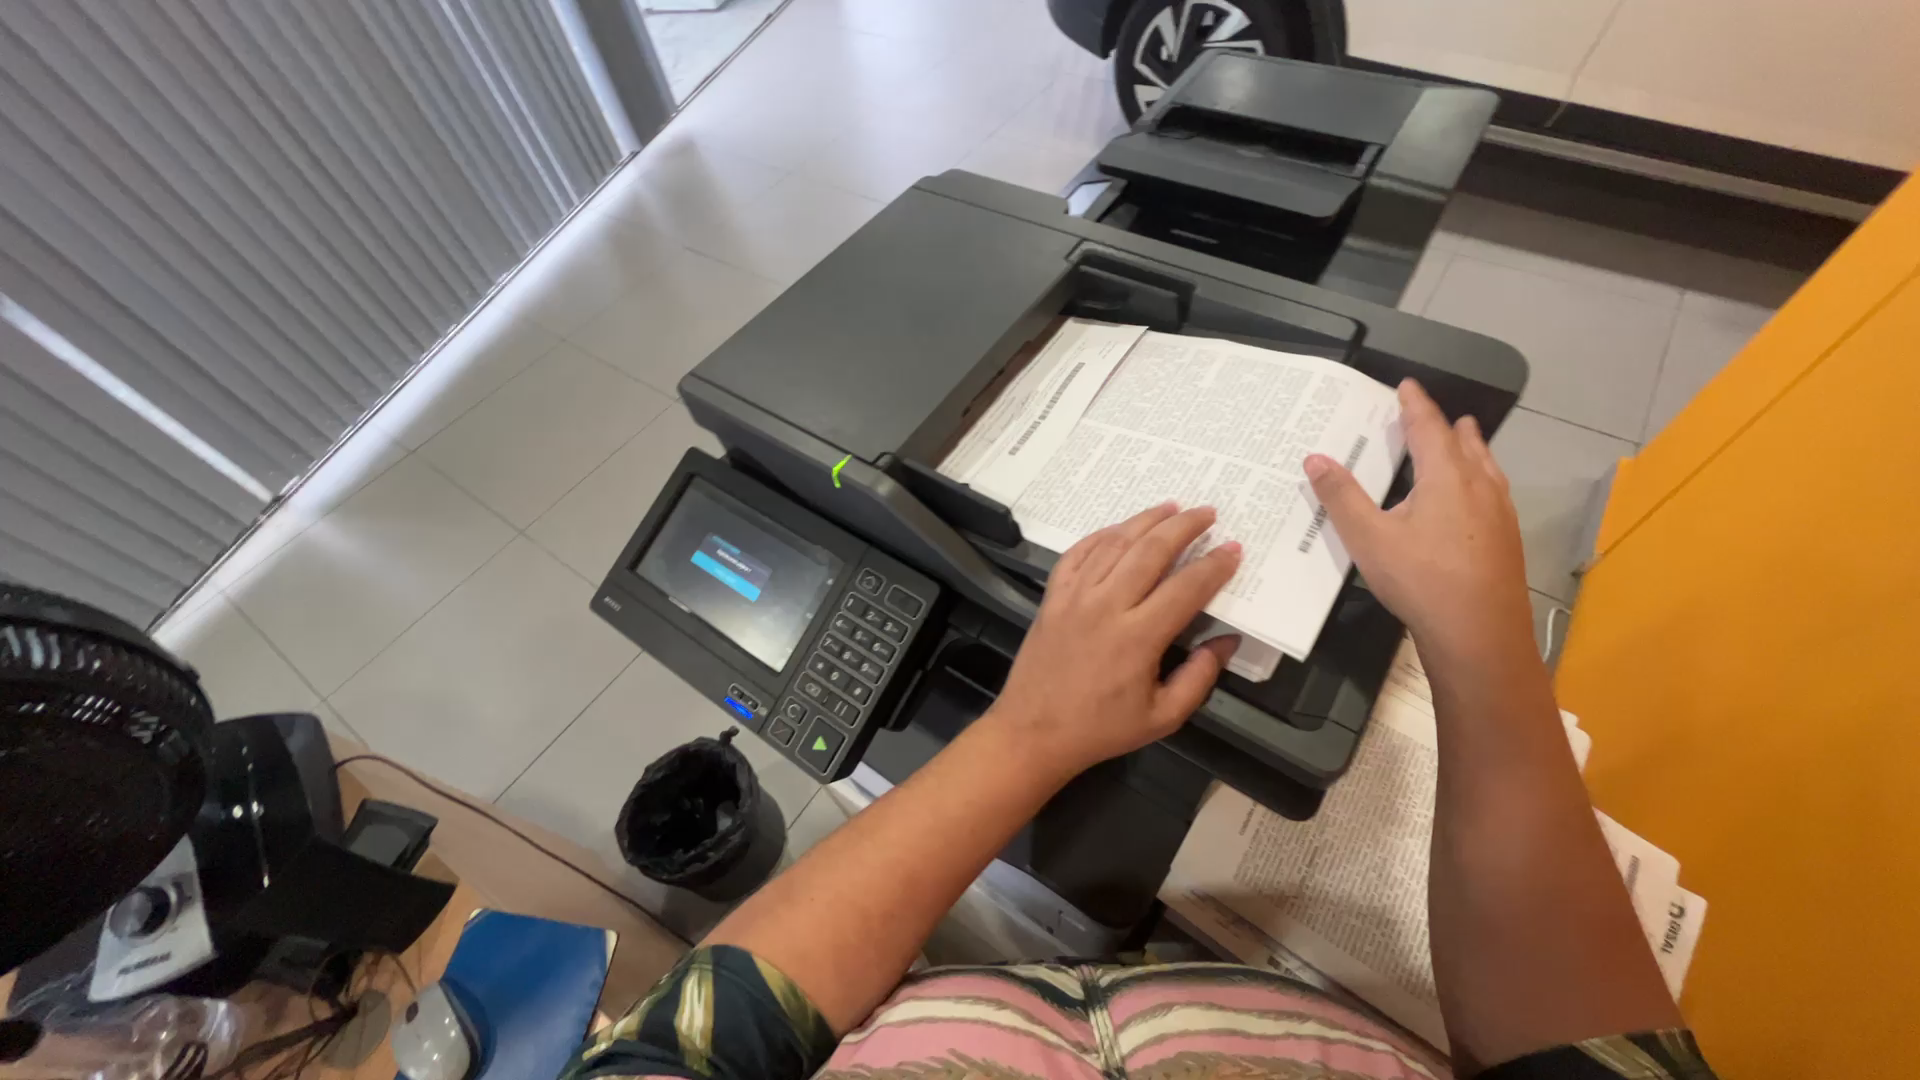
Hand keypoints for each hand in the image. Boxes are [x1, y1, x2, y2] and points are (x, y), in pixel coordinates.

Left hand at [990, 504, 1241, 776]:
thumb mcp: (1162, 717)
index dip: (1213, 565)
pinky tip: (1119, 529)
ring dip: (1144, 521)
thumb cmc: (1101, 729)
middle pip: (1150, 551)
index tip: (1233, 549)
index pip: (1185, 588)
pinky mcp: (1052, 596)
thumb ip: (1199, 677)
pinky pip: (1077, 554)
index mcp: (1137, 638)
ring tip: (1170, 507)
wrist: (1033, 731)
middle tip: (1207, 513)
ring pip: (1113, 544)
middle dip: (1183, 527)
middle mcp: (1106, 606)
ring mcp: (1074, 597)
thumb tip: (1226, 640)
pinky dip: (1101, 535)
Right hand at [1305, 379, 1534, 666]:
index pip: (1429, 428)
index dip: (1415, 404)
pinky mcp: (1506, 538)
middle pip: (1466, 443)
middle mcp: (1480, 486)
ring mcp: (1499, 513)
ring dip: (1470, 448)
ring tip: (1463, 440)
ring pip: (1486, 466)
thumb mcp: (1368, 538)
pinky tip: (1474, 497)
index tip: (1406, 384)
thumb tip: (1314, 458)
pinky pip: (1493, 490)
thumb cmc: (1419, 579)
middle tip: (1432, 413)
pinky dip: (1479, 476)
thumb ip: (1341, 496)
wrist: (1478, 633)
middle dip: (1446, 424)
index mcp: (1446, 478)